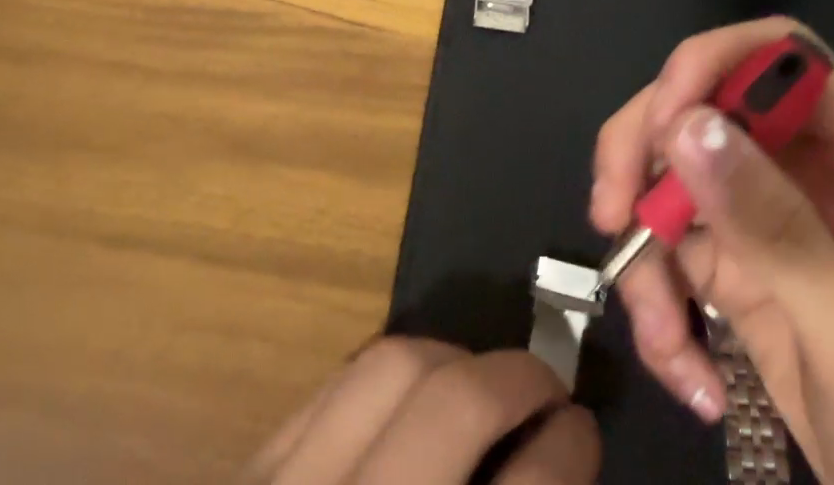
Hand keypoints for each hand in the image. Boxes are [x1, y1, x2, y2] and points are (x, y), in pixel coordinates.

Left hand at [244, 336, 599, 484]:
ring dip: (457, 363)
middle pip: (456, 399)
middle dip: (523, 379)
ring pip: (390, 365)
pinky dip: (393, 379)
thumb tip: (553, 464)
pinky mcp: (250, 471)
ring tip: (484, 390)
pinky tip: (415, 404)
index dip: (570, 444)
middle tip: (548, 395)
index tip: (582, 427)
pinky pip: (336, 383)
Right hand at [591, 17, 833, 484]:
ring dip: (643, 254)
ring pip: (665, 179)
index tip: (661, 121)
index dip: (715, 62)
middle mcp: (805, 169)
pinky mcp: (727, 264)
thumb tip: (687, 128)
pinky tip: (688, 371)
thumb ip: (778, 230)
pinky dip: (655, 306)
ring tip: (665, 338)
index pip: (785, 56)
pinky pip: (663, 252)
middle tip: (612, 213)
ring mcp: (760, 215)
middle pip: (701, 105)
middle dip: (645, 153)